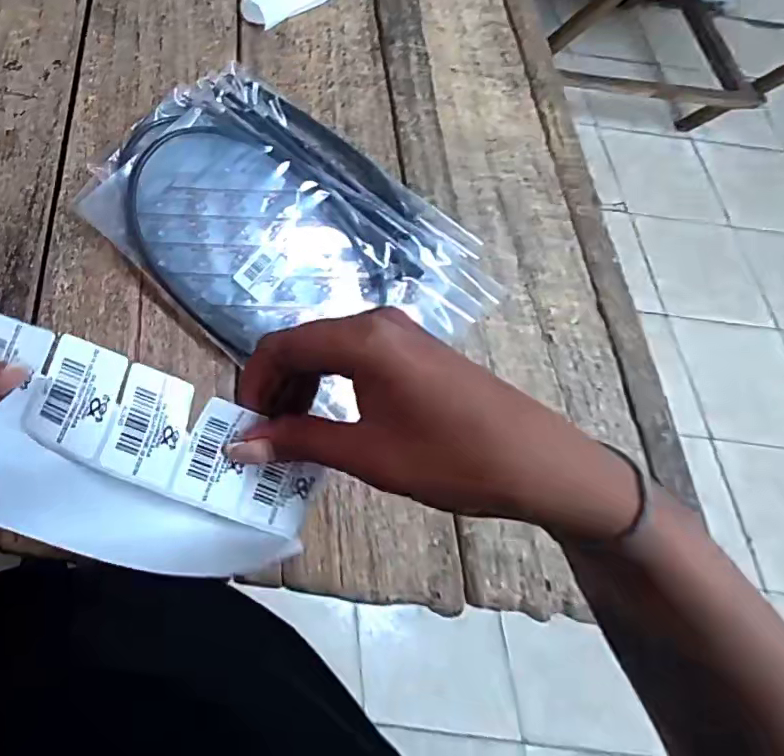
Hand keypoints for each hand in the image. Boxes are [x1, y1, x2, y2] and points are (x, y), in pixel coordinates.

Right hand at [227, 307, 639, 540]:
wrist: (542, 464)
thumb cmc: (453, 459)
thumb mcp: (369, 454)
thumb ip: (299, 441)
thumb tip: (241, 445)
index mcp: (362, 338)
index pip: (281, 346)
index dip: (254, 384)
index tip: (247, 425)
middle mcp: (374, 321)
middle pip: (300, 342)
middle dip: (274, 386)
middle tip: (266, 433)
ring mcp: (396, 330)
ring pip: (323, 347)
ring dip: (299, 384)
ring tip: (294, 431)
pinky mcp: (410, 345)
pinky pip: (350, 353)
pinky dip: (328, 380)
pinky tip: (328, 414)